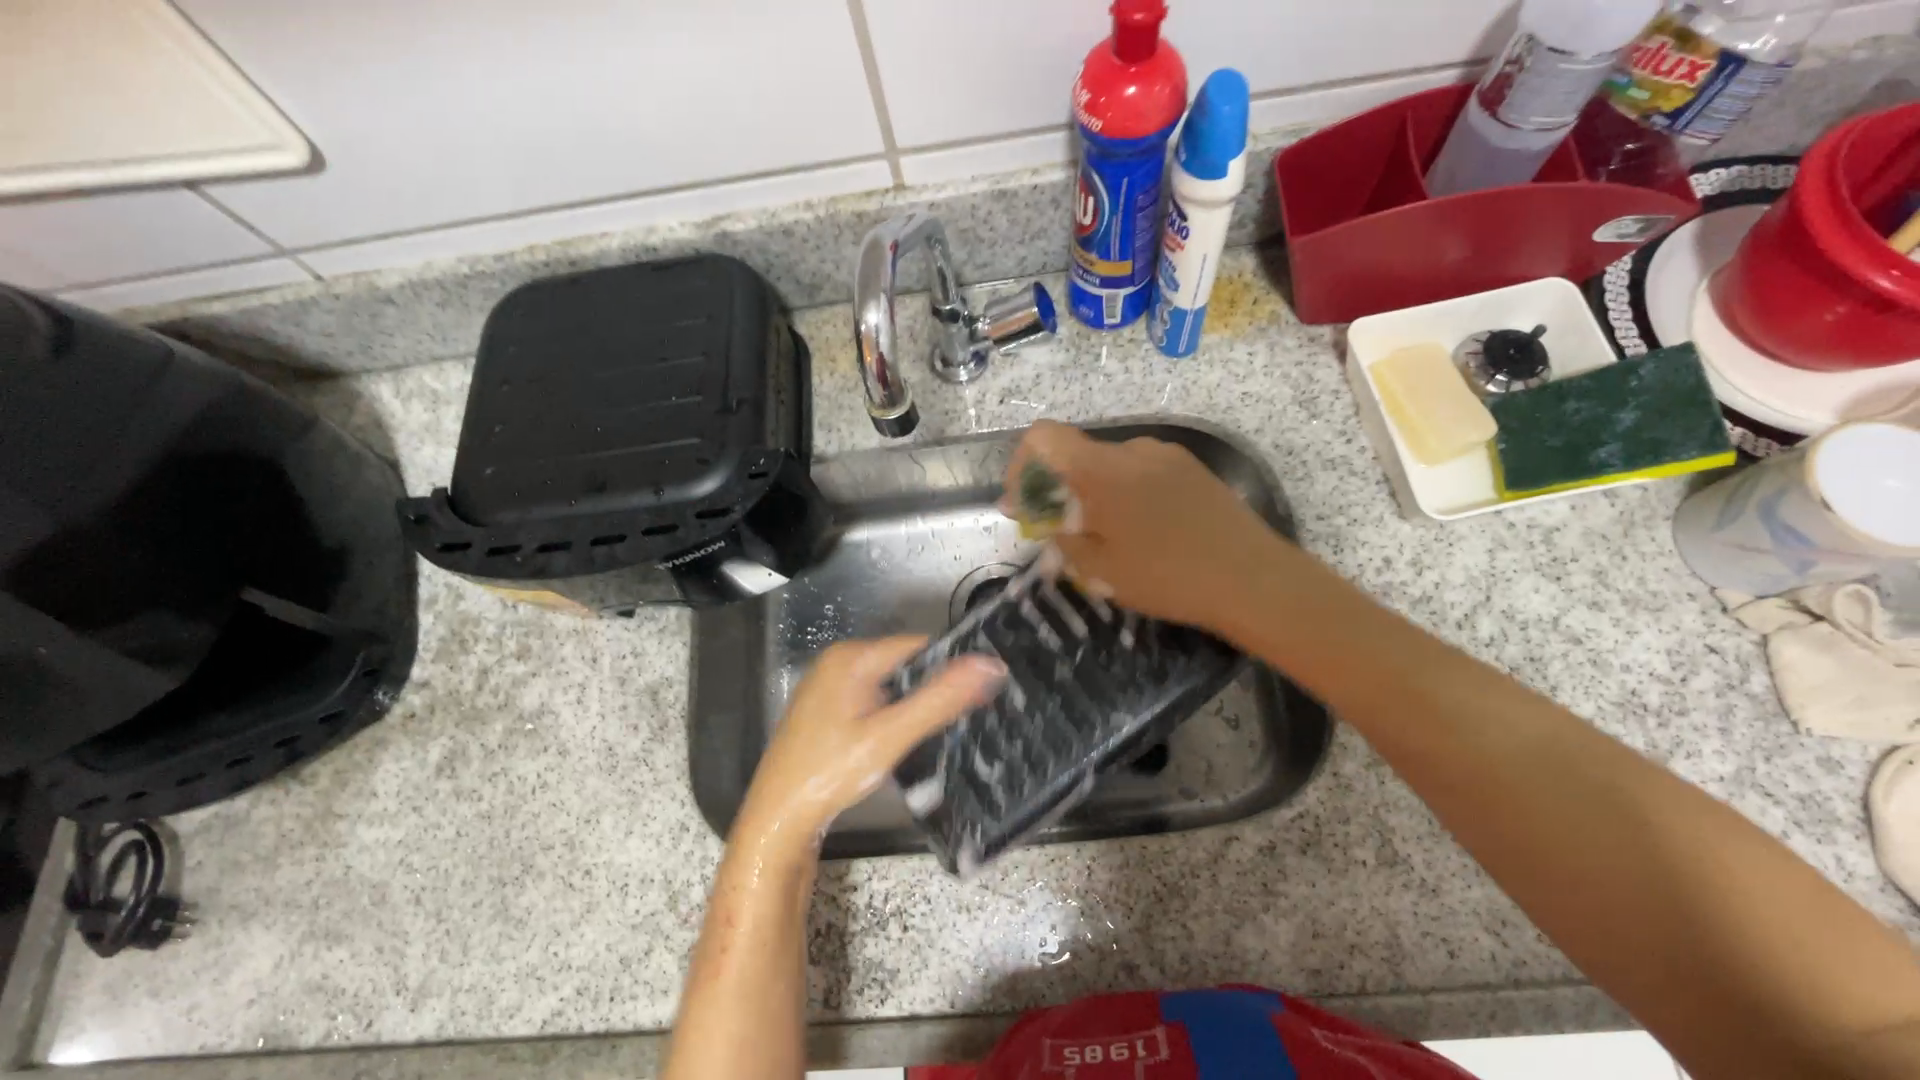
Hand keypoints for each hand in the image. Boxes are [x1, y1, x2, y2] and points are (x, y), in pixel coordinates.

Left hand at [737, 637, 1005, 847]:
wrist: (779, 817)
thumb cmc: (830, 773)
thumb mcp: (892, 736)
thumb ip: (940, 699)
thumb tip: (988, 666)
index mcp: (850, 657)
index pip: (917, 646)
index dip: (948, 669)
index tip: (973, 697)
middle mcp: (836, 662)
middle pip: (903, 665)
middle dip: (926, 691)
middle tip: (947, 725)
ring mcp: (826, 686)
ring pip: (888, 685)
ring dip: (907, 708)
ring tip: (919, 739)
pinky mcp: (824, 709)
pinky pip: (870, 700)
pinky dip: (886, 718)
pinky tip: (889, 746)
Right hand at [1003, 420, 1288, 634]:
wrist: (1253, 579)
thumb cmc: (1167, 577)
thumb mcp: (1099, 569)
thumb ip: (1061, 536)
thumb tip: (1041, 517)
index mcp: (1102, 469)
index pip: (1043, 438)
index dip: (1022, 467)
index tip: (1026, 506)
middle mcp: (1132, 449)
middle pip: (1077, 453)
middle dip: (1059, 488)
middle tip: (1061, 532)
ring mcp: (1166, 455)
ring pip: (1110, 465)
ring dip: (1094, 493)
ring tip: (1107, 538)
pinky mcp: (1192, 468)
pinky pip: (1141, 472)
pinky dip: (1125, 494)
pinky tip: (1144, 533)